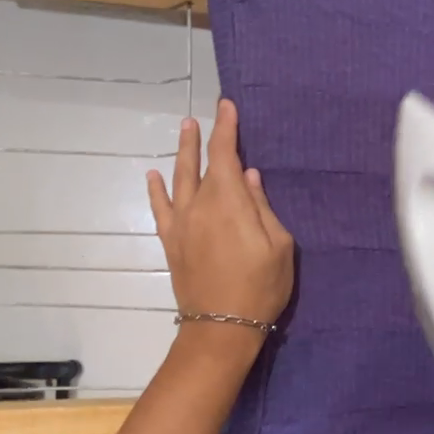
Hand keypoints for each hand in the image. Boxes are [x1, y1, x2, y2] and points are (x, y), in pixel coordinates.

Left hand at [147, 99, 293, 346]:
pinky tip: (154, 176)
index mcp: (229, 202)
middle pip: (200, 163)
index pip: (226, 155)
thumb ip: (262, 207)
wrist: (222, 327)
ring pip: (178, 179)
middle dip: (204, 137)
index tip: (227, 106)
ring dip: (181, 153)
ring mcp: (182, 224)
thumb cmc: (261, 287)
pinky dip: (156, 190)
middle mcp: (200, 205)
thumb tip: (249, 177)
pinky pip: (160, 208)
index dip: (227, 129)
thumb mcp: (280, 246)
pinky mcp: (172, 242)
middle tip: (204, 115)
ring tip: (184, 130)